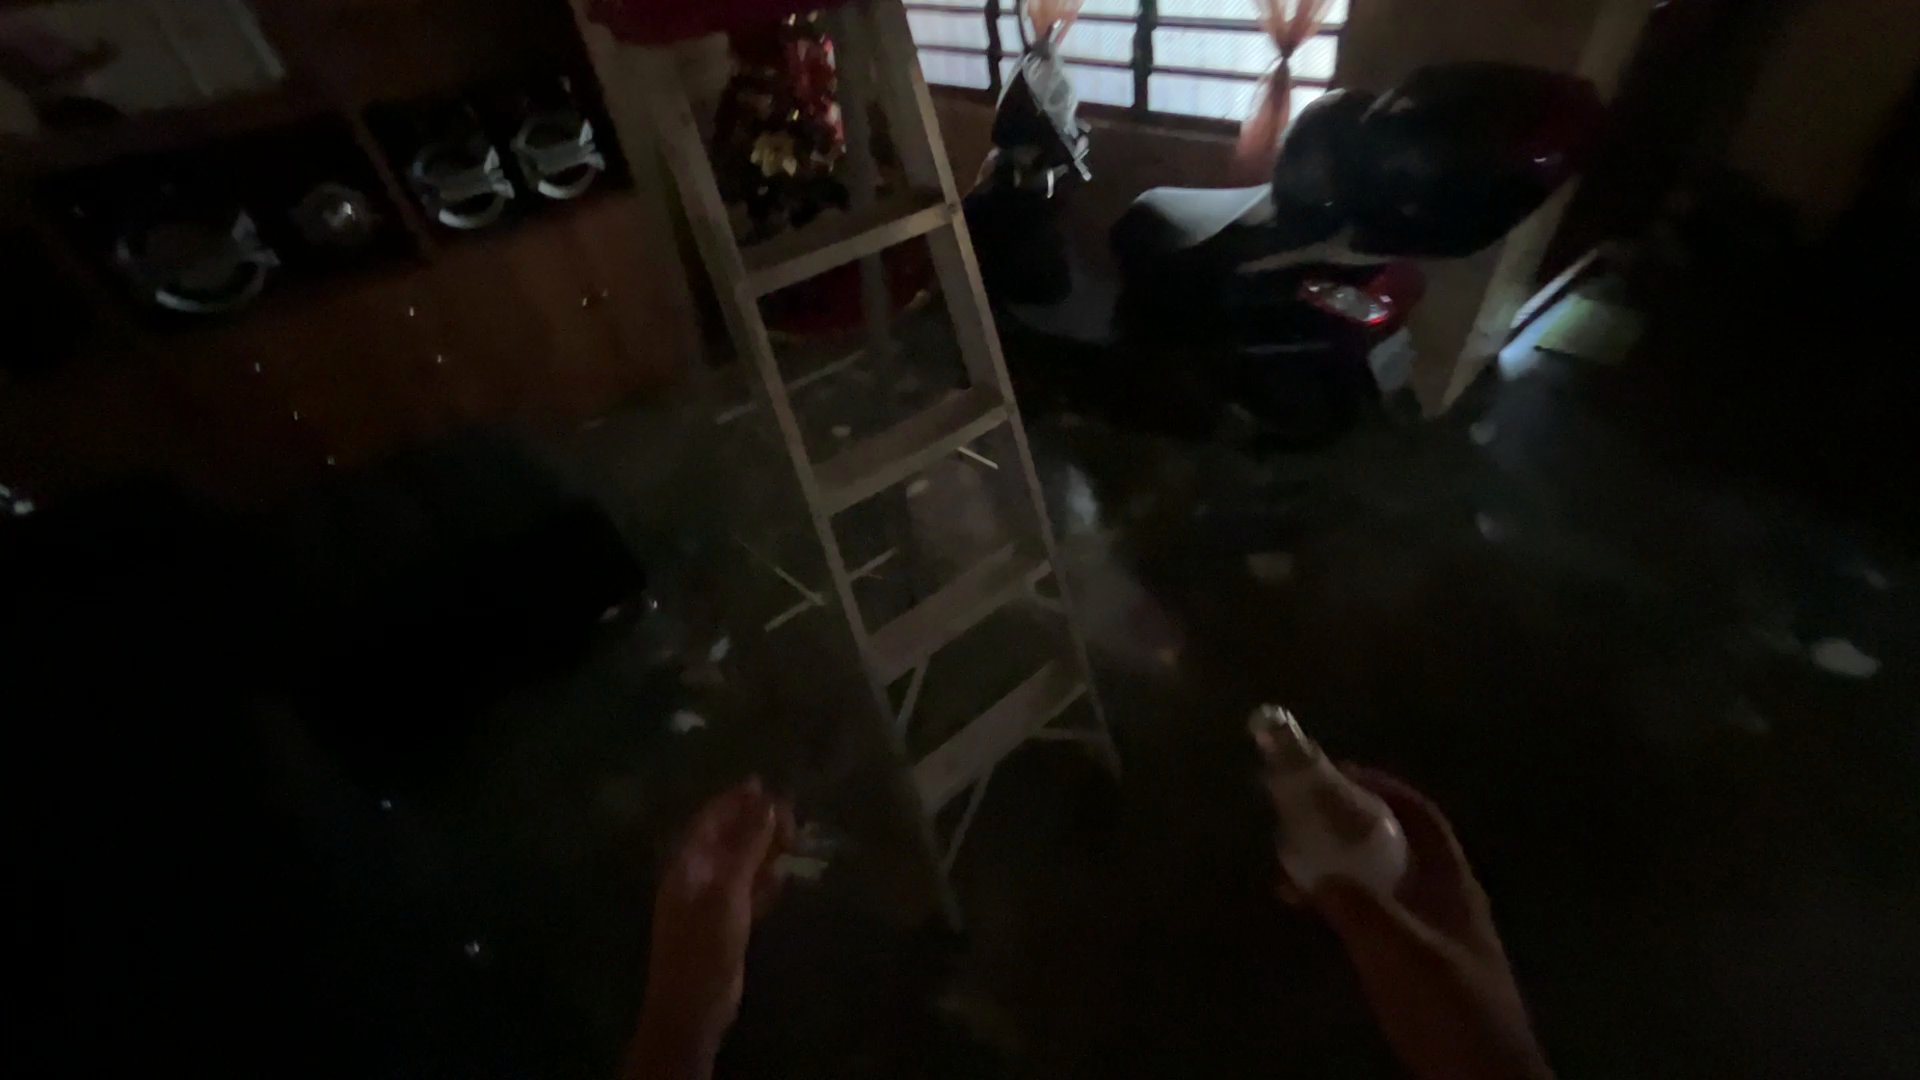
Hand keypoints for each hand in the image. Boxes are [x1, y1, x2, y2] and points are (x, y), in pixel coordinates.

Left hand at [628, 778, 793, 1079]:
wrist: (695, 1007)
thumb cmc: (705, 943)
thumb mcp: (727, 889)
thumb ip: (748, 845)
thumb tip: (768, 801)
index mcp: (688, 864)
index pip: (710, 819)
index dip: (735, 799)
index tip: (763, 781)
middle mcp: (698, 876)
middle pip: (729, 838)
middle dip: (755, 821)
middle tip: (789, 806)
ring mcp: (713, 900)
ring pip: (743, 862)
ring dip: (765, 847)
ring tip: (795, 831)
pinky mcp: (730, 922)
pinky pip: (750, 889)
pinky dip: (767, 878)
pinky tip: (786, 871)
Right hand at [1295, 769, 1551, 1079]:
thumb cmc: (1448, 1006)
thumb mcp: (1397, 949)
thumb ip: (1354, 904)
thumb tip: (1310, 873)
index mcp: (1448, 882)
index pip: (1418, 814)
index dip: (1380, 785)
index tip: (1334, 772)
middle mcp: (1439, 895)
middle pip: (1392, 838)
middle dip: (1346, 817)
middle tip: (1302, 809)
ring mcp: (1427, 928)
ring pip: (1375, 872)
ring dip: (1334, 856)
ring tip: (1290, 854)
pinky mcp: (1410, 958)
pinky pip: (1365, 906)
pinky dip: (1333, 894)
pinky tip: (1302, 903)